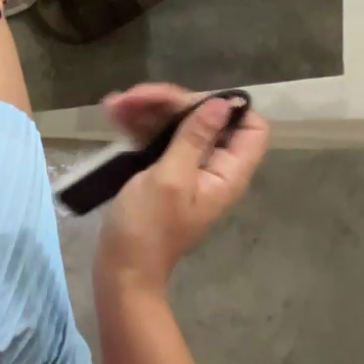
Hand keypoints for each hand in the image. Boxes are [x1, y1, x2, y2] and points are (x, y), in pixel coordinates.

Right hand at [95, 84, 269, 294]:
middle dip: (169, 103)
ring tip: (113, 104)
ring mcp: (184, 169)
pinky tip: (112, 114)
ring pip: (175, 125)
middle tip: (131, 97)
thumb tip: (223, 104)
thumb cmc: (148, 226)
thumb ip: (194, 139)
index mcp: (226, 172)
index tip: (186, 101)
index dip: (225, 107)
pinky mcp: (159, 172)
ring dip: (145, 111)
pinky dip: (136, 125)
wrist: (121, 266)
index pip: (251, 128)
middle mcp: (211, 167)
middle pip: (204, 119)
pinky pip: (154, 139)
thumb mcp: (170, 178)